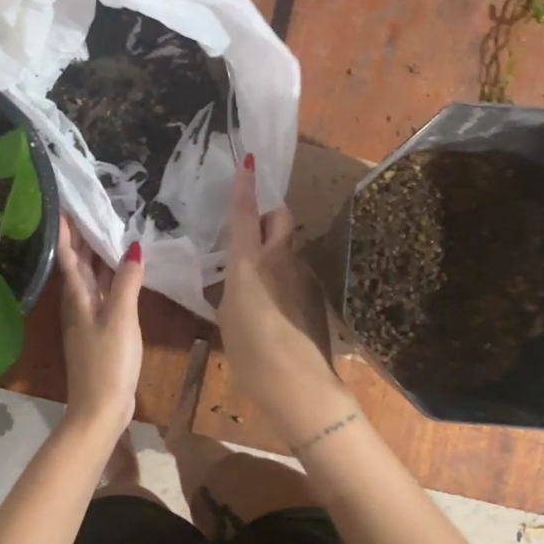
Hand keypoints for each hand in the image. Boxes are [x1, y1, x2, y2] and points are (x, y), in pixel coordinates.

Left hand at [57, 215, 143, 437]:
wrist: (100, 408)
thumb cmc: (108, 362)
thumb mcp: (120, 318)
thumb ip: (126, 282)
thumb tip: (132, 247)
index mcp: (77, 299)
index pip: (69, 257)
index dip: (68, 233)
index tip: (66, 206)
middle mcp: (78, 306)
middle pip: (79, 268)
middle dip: (84, 241)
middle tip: (93, 211)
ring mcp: (89, 322)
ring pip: (92, 282)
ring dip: (98, 259)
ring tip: (109, 232)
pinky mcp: (101, 334)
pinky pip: (104, 298)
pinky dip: (111, 282)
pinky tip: (123, 276)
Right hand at [218, 156, 346, 440]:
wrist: (299, 383)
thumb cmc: (252, 353)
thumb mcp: (227, 320)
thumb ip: (231, 291)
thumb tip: (237, 283)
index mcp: (250, 263)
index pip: (245, 214)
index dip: (244, 186)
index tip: (248, 161)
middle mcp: (281, 260)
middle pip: (281, 217)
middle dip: (267, 215)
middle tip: (251, 229)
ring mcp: (304, 276)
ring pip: (289, 248)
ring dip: (275, 251)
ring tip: (257, 279)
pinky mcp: (316, 296)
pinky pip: (296, 274)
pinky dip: (284, 278)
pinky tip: (275, 308)